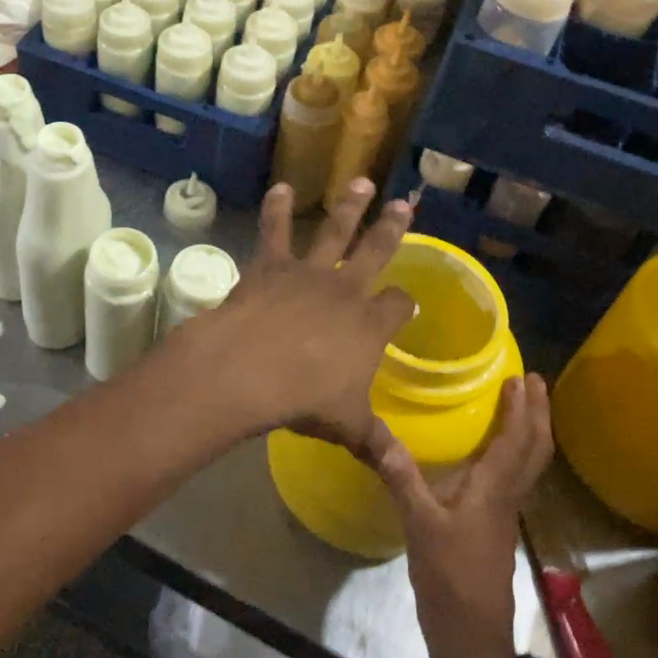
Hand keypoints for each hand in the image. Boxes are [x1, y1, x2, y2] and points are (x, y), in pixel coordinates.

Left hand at [164, 178, 414, 452]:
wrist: (250, 369)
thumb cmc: (304, 399)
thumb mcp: (347, 426)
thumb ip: (375, 444)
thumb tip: (402, 476)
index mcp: (369, 326)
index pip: (397, 306)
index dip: (404, 303)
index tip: (408, 300)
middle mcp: (346, 290)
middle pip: (376, 252)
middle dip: (392, 229)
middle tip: (405, 205)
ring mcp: (308, 272)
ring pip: (335, 231)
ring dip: (349, 206)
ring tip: (361, 181)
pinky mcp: (271, 264)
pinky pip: (276, 230)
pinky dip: (278, 208)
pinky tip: (281, 188)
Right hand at [373, 374, 553, 657]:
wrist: (470, 632)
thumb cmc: (449, 575)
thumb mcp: (419, 523)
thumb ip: (401, 475)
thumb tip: (374, 430)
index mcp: (495, 489)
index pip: (517, 440)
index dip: (522, 408)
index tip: (522, 375)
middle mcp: (507, 496)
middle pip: (535, 450)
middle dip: (538, 414)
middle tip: (534, 381)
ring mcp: (504, 514)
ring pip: (529, 465)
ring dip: (530, 432)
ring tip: (520, 406)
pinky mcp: (494, 527)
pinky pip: (514, 479)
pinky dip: (513, 454)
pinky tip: (490, 453)